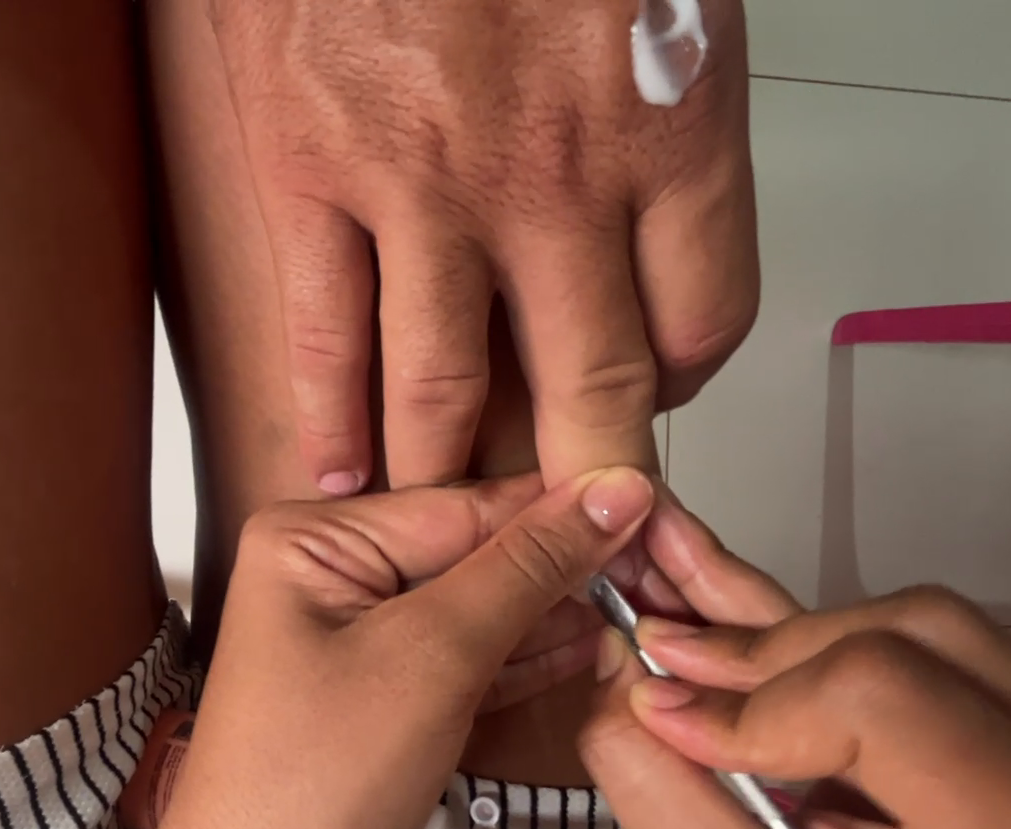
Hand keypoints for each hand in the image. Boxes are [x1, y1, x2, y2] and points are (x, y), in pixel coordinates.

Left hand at [0, 468, 655, 828]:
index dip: (556, 513)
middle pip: (466, 553)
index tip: (644, 506)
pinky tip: (574, 650)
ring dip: (543, 618)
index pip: (460, 505)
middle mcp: (328, 573)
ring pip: (471, 607)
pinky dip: (513, 659)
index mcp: (312, 537)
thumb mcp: (430, 656)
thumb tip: (602, 497)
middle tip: (644, 573)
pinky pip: (458, 655)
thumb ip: (521, 572)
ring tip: (624, 612)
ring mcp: (354, 633)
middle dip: (551, 571)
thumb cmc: (308, 786)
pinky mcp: (380, 686)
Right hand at [207, 0, 756, 493]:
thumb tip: (635, 241)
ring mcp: (420, 189)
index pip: (699, 316)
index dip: (674, 390)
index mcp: (660, 118)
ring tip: (435, 514)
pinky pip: (326, 336)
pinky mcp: (311, 180)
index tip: (642, 409)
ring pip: (442, 386)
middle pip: (587, 382)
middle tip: (562, 529)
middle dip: (577, 476)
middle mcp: (547, 177)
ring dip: (441, 468)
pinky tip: (337, 469)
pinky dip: (331, 418)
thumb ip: (663, 121)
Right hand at [578, 498, 1010, 828]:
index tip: (665, 723)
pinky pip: (908, 640)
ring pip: (902, 622)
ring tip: (677, 643)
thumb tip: (619, 663)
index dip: (752, 700)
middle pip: (903, 638)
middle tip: (660, 666)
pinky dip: (800, 622)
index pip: (885, 697)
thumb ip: (653, 781)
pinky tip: (714, 585)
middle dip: (756, 654)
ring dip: (773, 636)